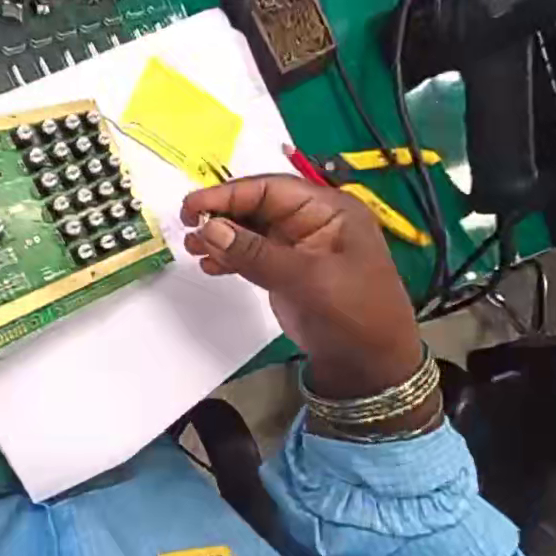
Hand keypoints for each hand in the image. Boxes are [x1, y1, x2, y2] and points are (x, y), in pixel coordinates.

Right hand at [181, 174, 423, 398]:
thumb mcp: (306, 279)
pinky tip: (209, 265)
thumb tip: (208, 229)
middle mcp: (311, 222)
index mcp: (328, 210)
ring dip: (219, 237)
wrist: (369, 365)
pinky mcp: (284, 271)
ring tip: (192, 248)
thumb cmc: (353, 314)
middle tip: (187, 226)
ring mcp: (297, 248)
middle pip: (256, 206)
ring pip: (249, 230)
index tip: (192, 206)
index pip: (270, 189)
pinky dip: (228, 258)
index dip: (228, 194)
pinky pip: (249, 255)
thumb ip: (255, 253)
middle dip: (221, 215)